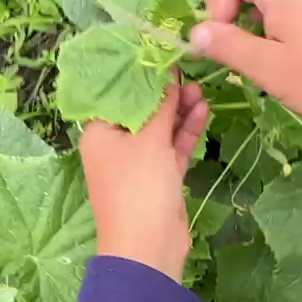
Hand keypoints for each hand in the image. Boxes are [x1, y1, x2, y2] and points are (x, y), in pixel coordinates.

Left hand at [78, 82, 208, 282]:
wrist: (148, 249)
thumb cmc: (139, 189)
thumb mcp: (149, 140)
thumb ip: (161, 104)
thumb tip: (167, 72)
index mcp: (99, 134)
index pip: (117, 93)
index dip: (139, 73)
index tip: (161, 53)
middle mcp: (115, 146)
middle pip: (141, 109)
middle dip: (164, 91)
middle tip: (187, 70)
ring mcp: (138, 164)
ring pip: (160, 129)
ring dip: (179, 110)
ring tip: (199, 88)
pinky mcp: (159, 178)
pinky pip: (172, 148)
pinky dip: (185, 132)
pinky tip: (202, 110)